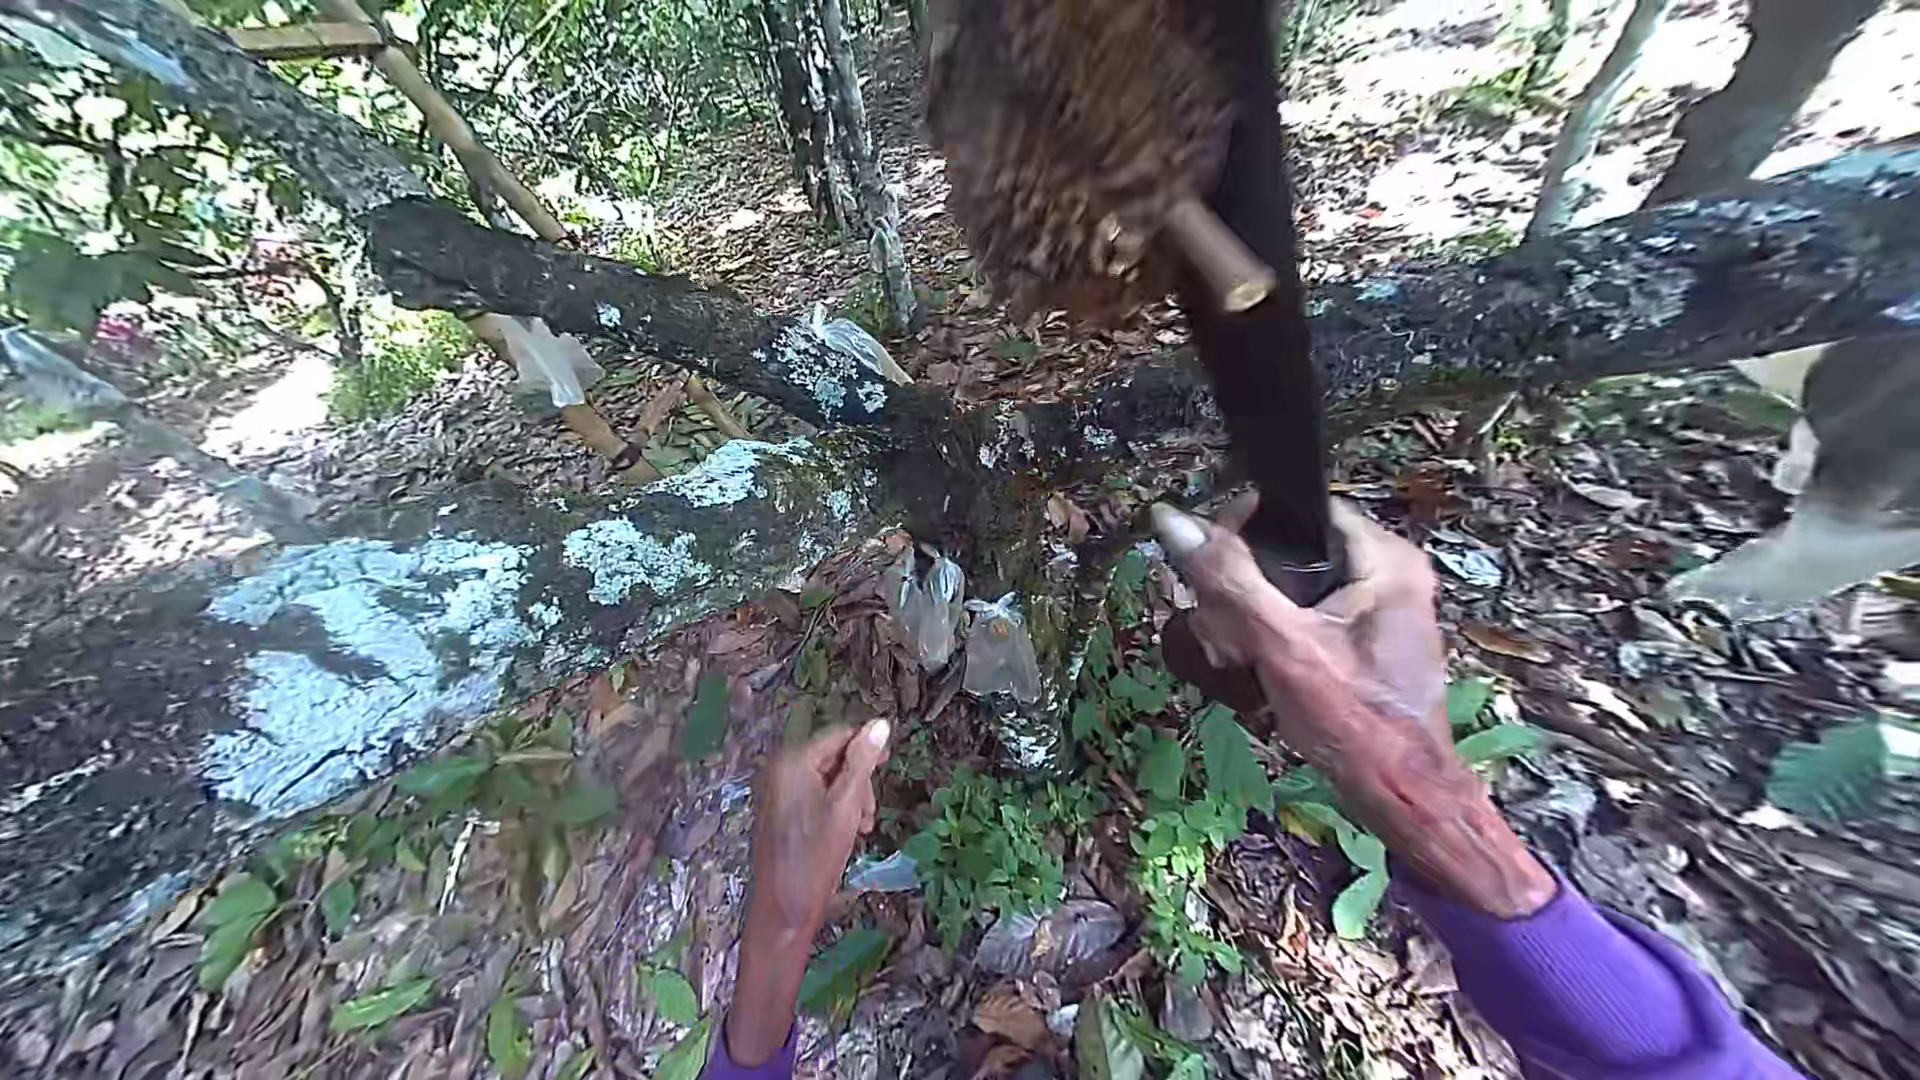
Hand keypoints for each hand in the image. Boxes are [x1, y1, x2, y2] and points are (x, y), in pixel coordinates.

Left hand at [747, 719, 890, 933]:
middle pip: (832, 757)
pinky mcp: (778, 811)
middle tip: (871, 810)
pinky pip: (813, 795)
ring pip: (826, 778)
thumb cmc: (816, 855)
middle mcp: (779, 769)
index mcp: (793, 761)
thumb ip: (862, 761)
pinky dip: (834, 807)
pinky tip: (847, 830)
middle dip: (858, 780)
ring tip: (862, 825)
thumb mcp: (846, 803)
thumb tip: (880, 724)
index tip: (888, 763)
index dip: (867, 745)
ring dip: (850, 796)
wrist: (783, 911)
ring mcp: (776, 791)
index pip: (839, 735)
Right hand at [1153, 497, 1554, 917]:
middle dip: (1238, 588)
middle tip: (1227, 634)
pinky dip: (1261, 632)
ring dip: (1242, 616)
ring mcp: (1365, 603)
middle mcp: (1379, 571)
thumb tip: (1172, 520)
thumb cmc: (1352, 719)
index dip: (1243, 529)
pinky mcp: (1349, 632)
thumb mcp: (1282, 644)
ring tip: (1235, 656)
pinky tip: (1247, 662)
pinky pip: (1288, 610)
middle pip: (1280, 549)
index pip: (1293, 510)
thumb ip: (1228, 580)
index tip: (1211, 568)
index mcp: (1382, 559)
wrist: (1398, 797)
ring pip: (1277, 582)